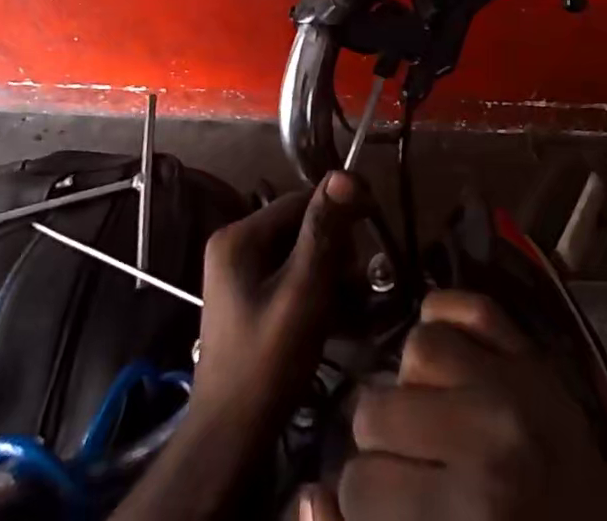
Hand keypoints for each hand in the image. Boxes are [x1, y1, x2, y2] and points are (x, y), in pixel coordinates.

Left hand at [111, 173, 361, 520]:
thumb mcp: (303, 291)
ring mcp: (240, 273)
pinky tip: (334, 316)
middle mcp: (235, 245)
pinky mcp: (250, 297)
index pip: (301, 201)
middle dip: (335, 251)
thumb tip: (344, 174)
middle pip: (302, 226)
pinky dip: (316, 290)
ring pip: (302, 252)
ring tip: (346, 306)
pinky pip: (293, 276)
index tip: (373, 230)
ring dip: (331, 273)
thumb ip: (323, 233)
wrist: (233, 433)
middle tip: (353, 285)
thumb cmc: (268, 360)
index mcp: (238, 236)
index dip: (339, 211)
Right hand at [316, 291, 606, 520]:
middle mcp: (492, 436)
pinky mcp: (537, 355)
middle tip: (412, 466)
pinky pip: (470, 305)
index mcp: (466, 511)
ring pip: (417, 347)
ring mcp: (520, 383)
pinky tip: (449, 360)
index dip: (364, 500)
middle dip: (382, 444)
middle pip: (376, 410)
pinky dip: (448, 320)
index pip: (359, 483)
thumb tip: (308, 492)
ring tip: (434, 414)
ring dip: (413, 382)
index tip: (389, 507)